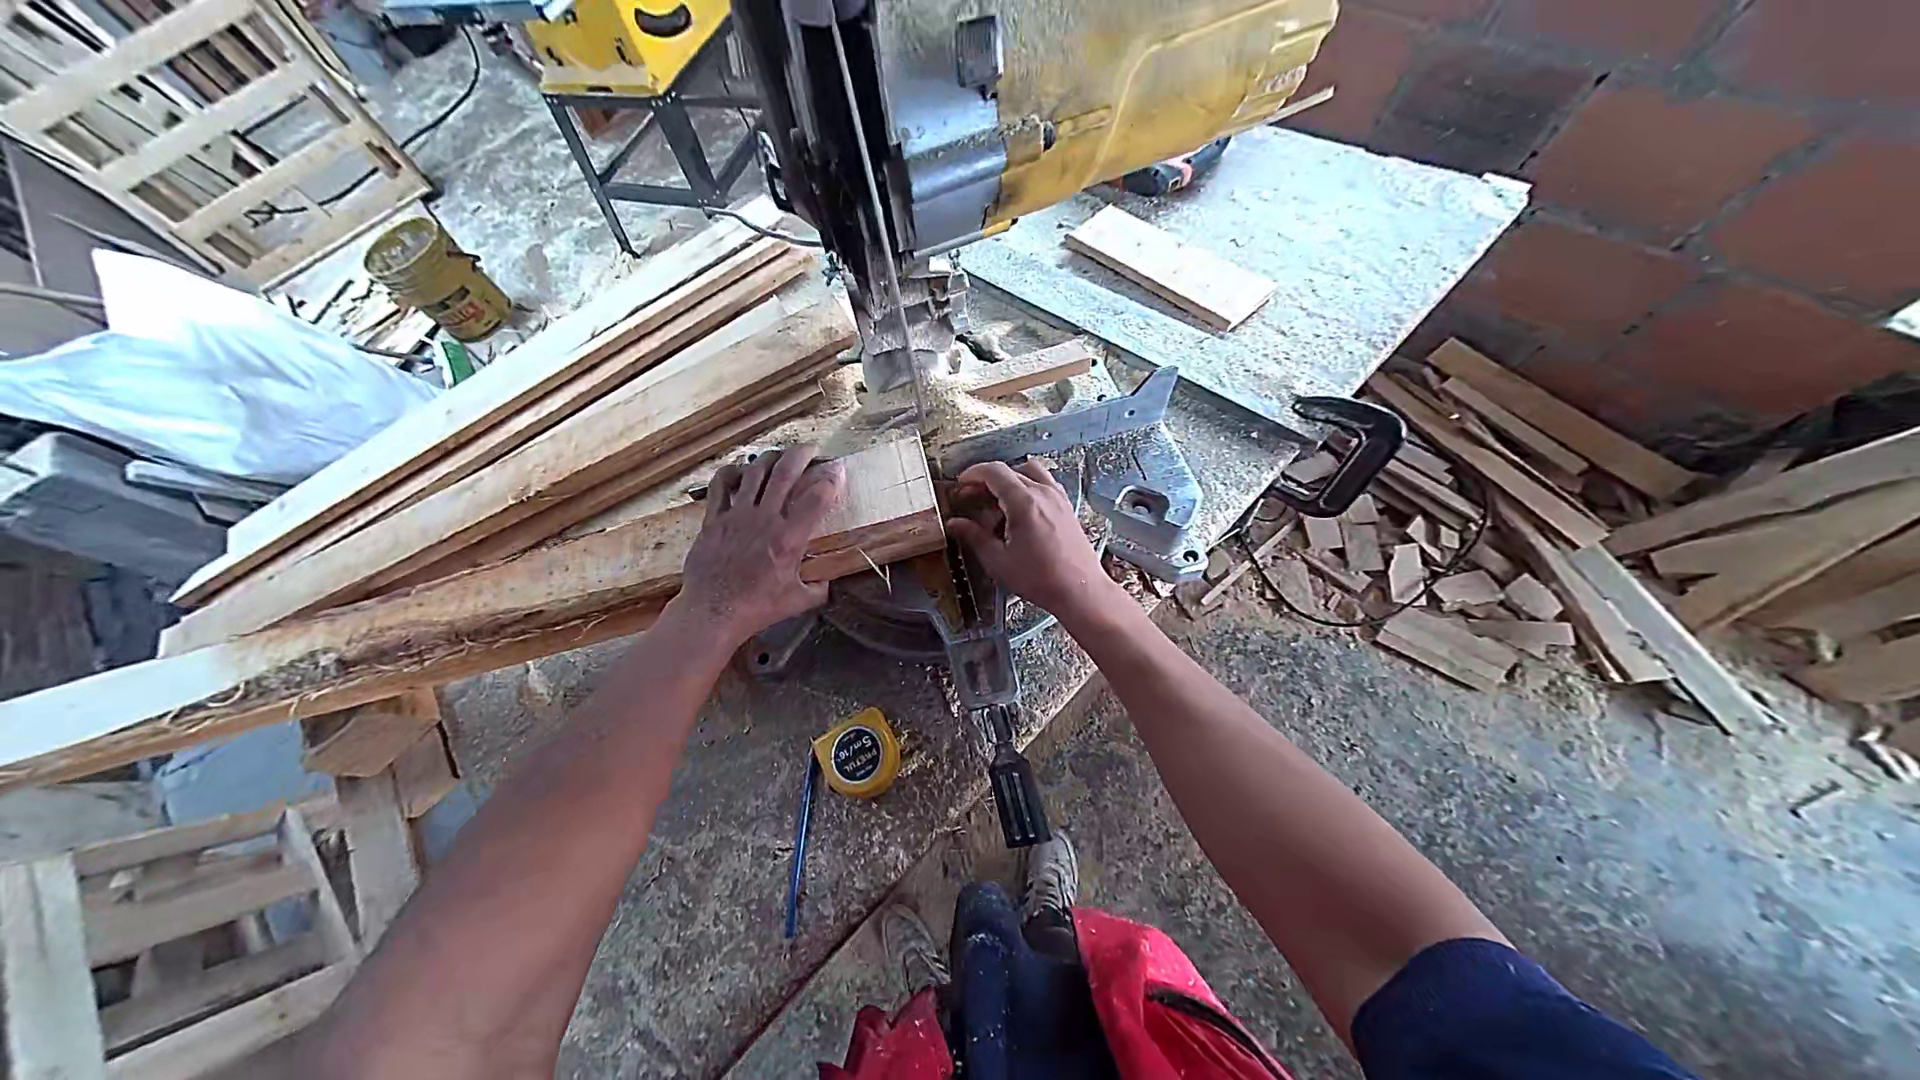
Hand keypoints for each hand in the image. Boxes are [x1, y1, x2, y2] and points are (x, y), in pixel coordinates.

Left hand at [671, 445, 845, 647]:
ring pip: (755, 472)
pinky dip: (732, 472)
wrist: (713, 611)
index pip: (816, 497)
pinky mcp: (714, 519)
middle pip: (786, 473)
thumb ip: (818, 588)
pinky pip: (721, 485)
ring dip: (771, 458)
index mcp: (789, 539)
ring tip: (781, 455)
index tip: (838, 470)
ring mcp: (737, 516)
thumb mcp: (798, 601)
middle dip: (802, 455)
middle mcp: (765, 520)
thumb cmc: (757, 608)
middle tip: (812, 449)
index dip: (831, 479)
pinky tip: (740, 472)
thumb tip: (829, 583)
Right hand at [945, 460, 1122, 624]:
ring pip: (1029, 471)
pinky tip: (1019, 509)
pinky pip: (1045, 483)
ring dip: (1009, 479)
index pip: (993, 472)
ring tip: (996, 500)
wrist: (1079, 591)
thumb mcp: (998, 561)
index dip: (972, 474)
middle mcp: (1044, 494)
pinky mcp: (1066, 507)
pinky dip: (1028, 486)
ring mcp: (1058, 498)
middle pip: (1010, 471)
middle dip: (986, 480)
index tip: (961, 484)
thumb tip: (956, 524)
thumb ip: (974, 537)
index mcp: (1024, 502)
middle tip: (972, 497)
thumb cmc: (1043, 579)